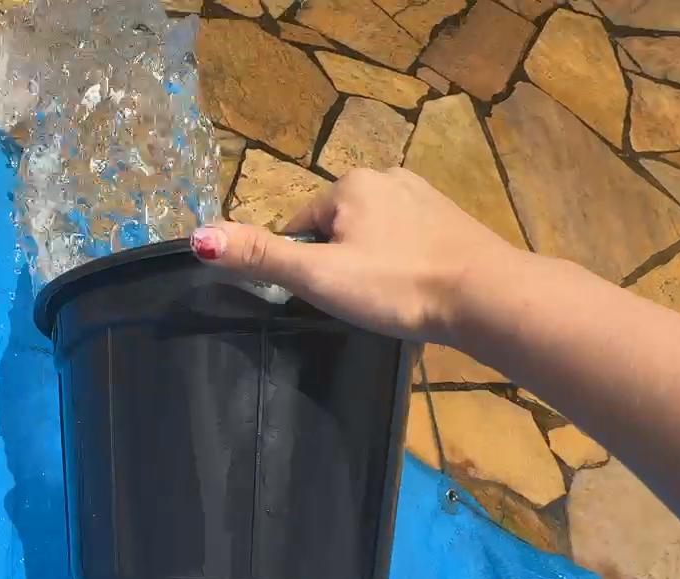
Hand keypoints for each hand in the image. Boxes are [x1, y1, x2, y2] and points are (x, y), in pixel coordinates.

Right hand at [189, 167, 518, 345]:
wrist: (482, 297)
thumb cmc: (393, 285)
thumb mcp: (317, 275)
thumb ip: (260, 256)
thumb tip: (197, 237)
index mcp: (349, 184)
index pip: (298, 227)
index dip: (298, 266)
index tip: (317, 296)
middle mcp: (385, 177)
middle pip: (331, 230)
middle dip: (331, 264)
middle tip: (349, 301)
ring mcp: (420, 195)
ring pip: (366, 236)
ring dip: (362, 265)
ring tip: (379, 298)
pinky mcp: (446, 218)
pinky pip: (399, 241)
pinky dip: (394, 264)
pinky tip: (405, 288)